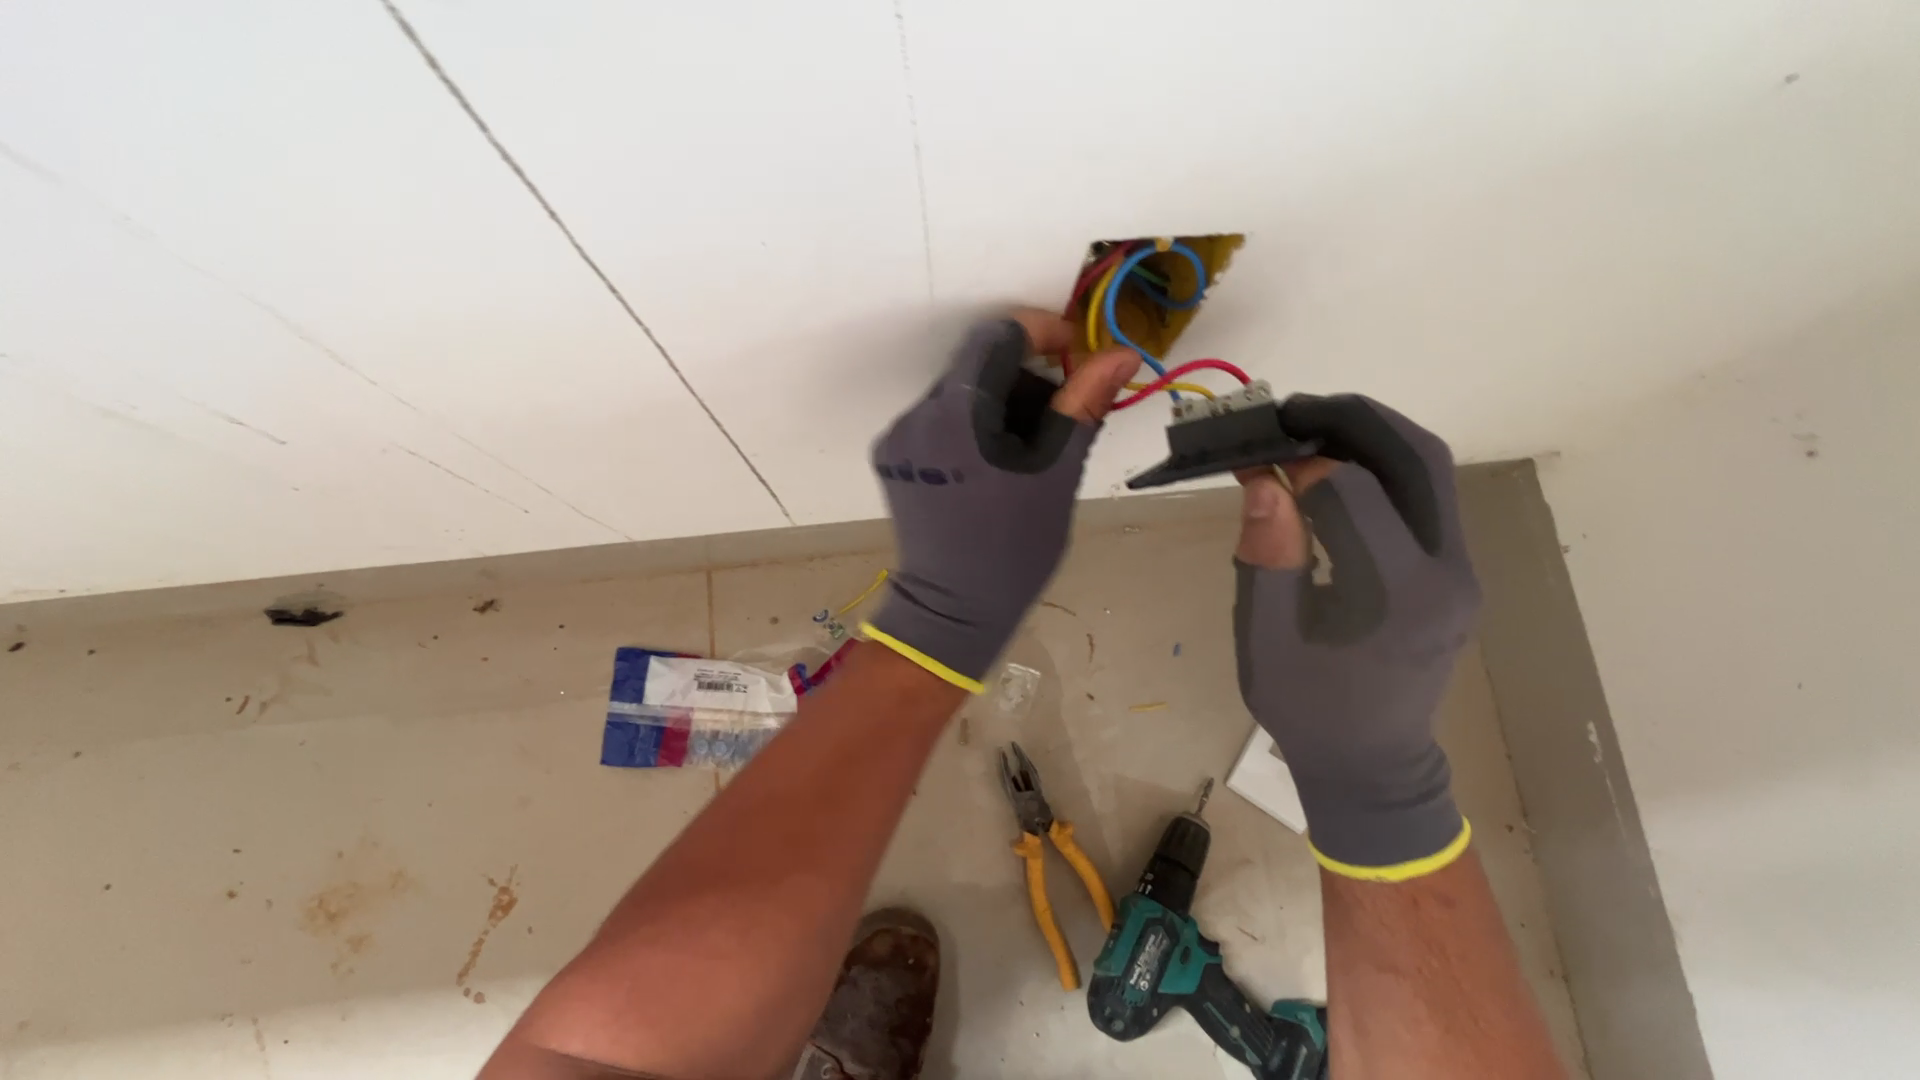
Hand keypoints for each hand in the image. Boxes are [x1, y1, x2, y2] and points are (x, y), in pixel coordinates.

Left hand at [864, 310, 1138, 690]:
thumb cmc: (1013, 549)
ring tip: (1028, 445)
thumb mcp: (1056, 476)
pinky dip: (972, 423)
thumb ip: (1082, 406)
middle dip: (1025, 373)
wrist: (953, 610)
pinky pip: (938, 418)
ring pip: (958, 390)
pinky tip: (993, 461)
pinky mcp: (892, 457)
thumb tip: (1120, 354)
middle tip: (1059, 413)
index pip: (998, 334)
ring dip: (999, 400)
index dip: (1042, 331)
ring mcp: (898, 437)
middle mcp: (916, 415)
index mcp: (956, 415)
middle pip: (977, 362)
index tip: (1073, 358)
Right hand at [1234, 395, 1480, 880]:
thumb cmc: (1308, 710)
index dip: (1302, 461)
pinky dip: (1381, 467)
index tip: (1259, 455)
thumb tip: (1264, 478)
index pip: (1355, 491)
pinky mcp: (1457, 571)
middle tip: (1293, 408)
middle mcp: (1448, 572)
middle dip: (1353, 418)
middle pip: (1417, 458)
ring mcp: (1462, 570)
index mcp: (1397, 596)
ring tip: (1310, 427)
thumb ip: (1266, 557)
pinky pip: (1425, 497)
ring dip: (1372, 435)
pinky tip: (1335, 469)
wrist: (1373, 763)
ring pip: (1429, 469)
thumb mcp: (1266, 642)